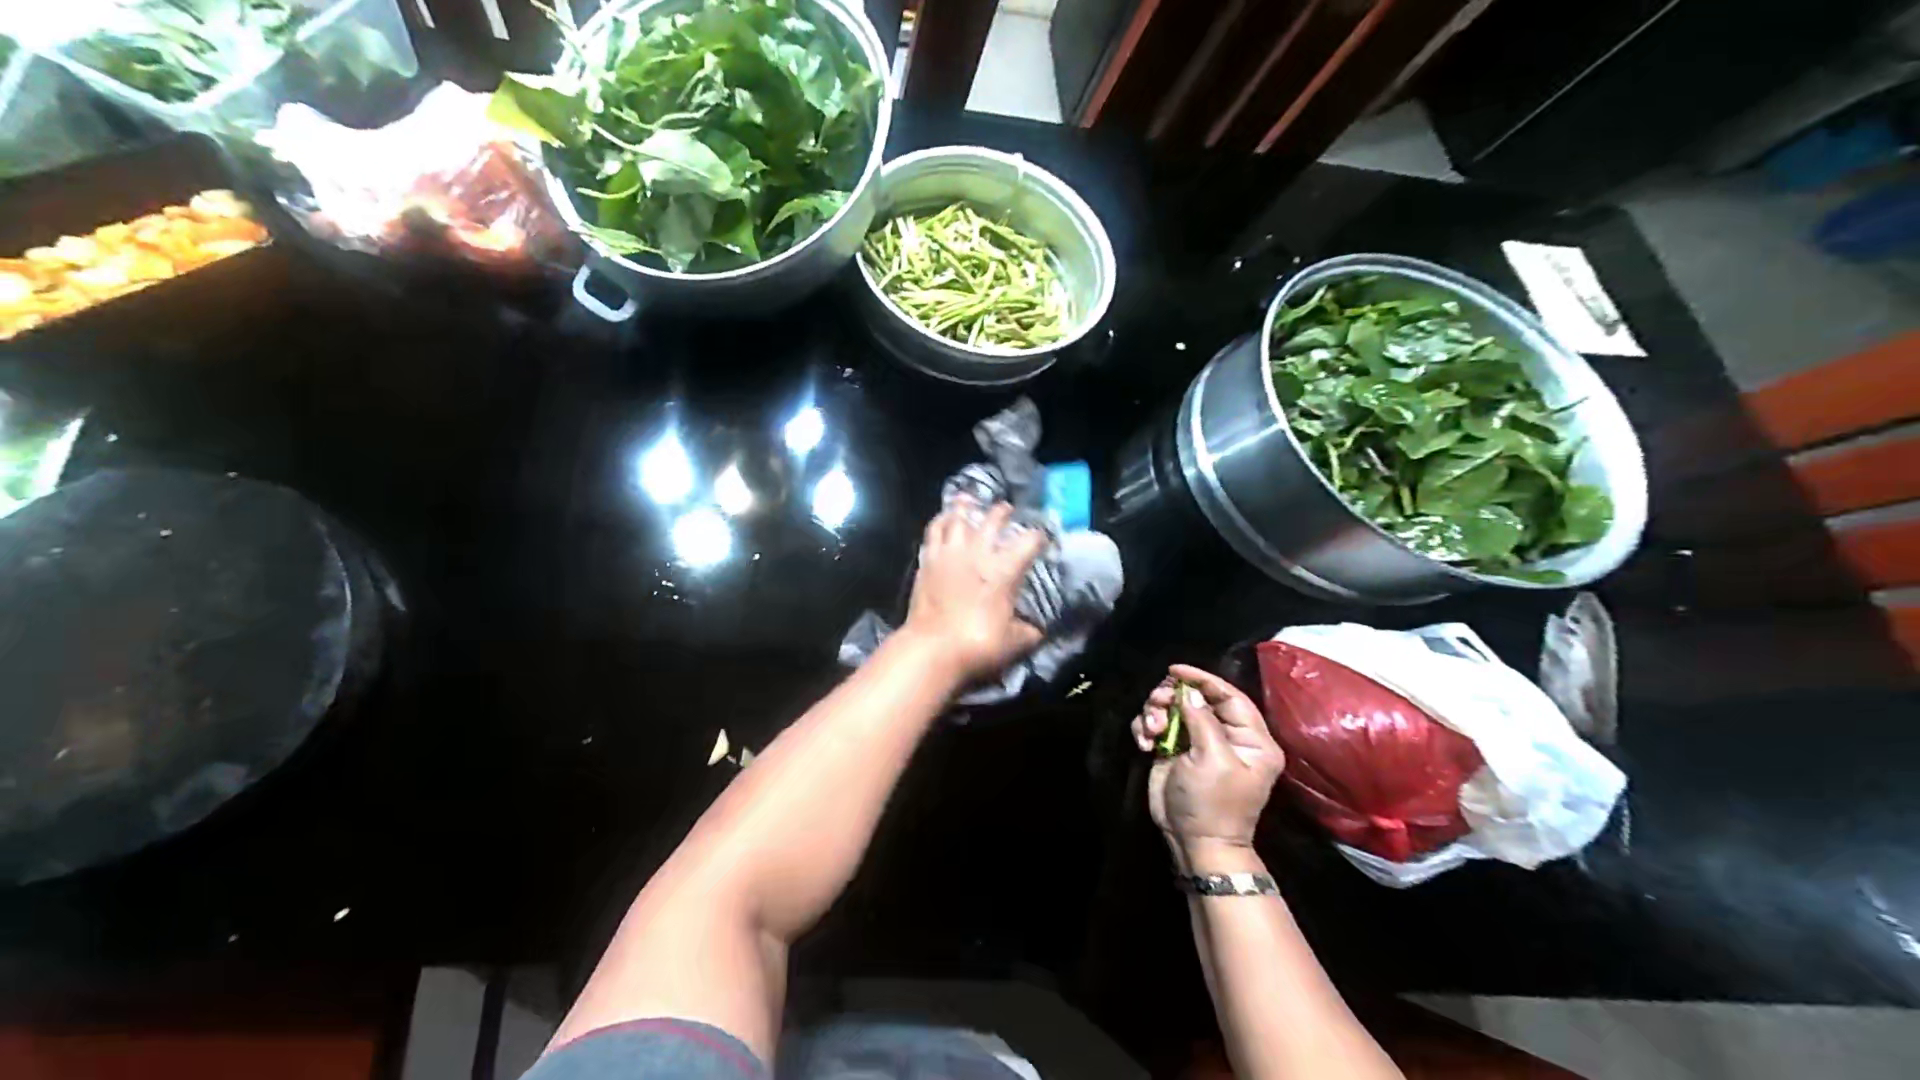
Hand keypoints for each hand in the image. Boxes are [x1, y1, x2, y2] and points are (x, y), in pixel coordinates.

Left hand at [900, 499, 1047, 681]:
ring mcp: (950, 553)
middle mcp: (978, 553)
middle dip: (1002, 512)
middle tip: (1006, 508)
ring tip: (969, 500)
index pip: (1029, 542)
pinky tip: (942, 519)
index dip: (1039, 536)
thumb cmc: (977, 643)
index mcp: (1004, 569)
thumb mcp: (1014, 642)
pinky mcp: (928, 560)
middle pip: (992, 520)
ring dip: (966, 507)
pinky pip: (934, 531)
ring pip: (958, 518)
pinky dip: (940, 521)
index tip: (1042, 537)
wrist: (932, 647)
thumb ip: (1028, 631)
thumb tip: (1037, 630)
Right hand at [1132, 665, 1285, 864]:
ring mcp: (1198, 743)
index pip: (1229, 696)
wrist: (1193, 843)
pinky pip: (1158, 725)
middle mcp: (1227, 737)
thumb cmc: (1212, 803)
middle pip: (1197, 698)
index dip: (1202, 679)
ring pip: (1173, 708)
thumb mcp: (1212, 759)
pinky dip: (1147, 728)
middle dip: (1172, 698)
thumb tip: (1189, 691)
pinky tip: (1144, 743)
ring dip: (1156, 713)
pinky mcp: (1174, 751)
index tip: (1174, 670)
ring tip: (1150, 731)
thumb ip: (1202, 720)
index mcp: (1251, 739)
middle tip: (1155, 705)